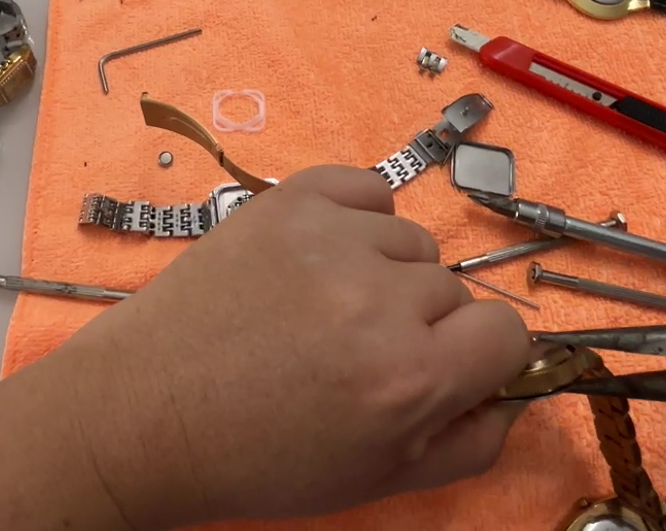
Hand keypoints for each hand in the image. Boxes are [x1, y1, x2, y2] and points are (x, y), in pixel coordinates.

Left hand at [43, 165, 532, 528]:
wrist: (151, 405)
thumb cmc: (261, 455)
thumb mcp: (379, 478)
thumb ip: (469, 438)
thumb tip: (513, 391)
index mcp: (411, 375)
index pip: (507, 334)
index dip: (482, 354)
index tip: (447, 363)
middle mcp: (380, 296)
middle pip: (453, 287)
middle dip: (423, 320)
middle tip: (358, 346)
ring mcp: (331, 236)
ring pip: (409, 239)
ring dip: (385, 269)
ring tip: (326, 302)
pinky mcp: (290, 199)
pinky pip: (365, 188)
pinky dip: (358, 214)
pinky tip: (325, 249)